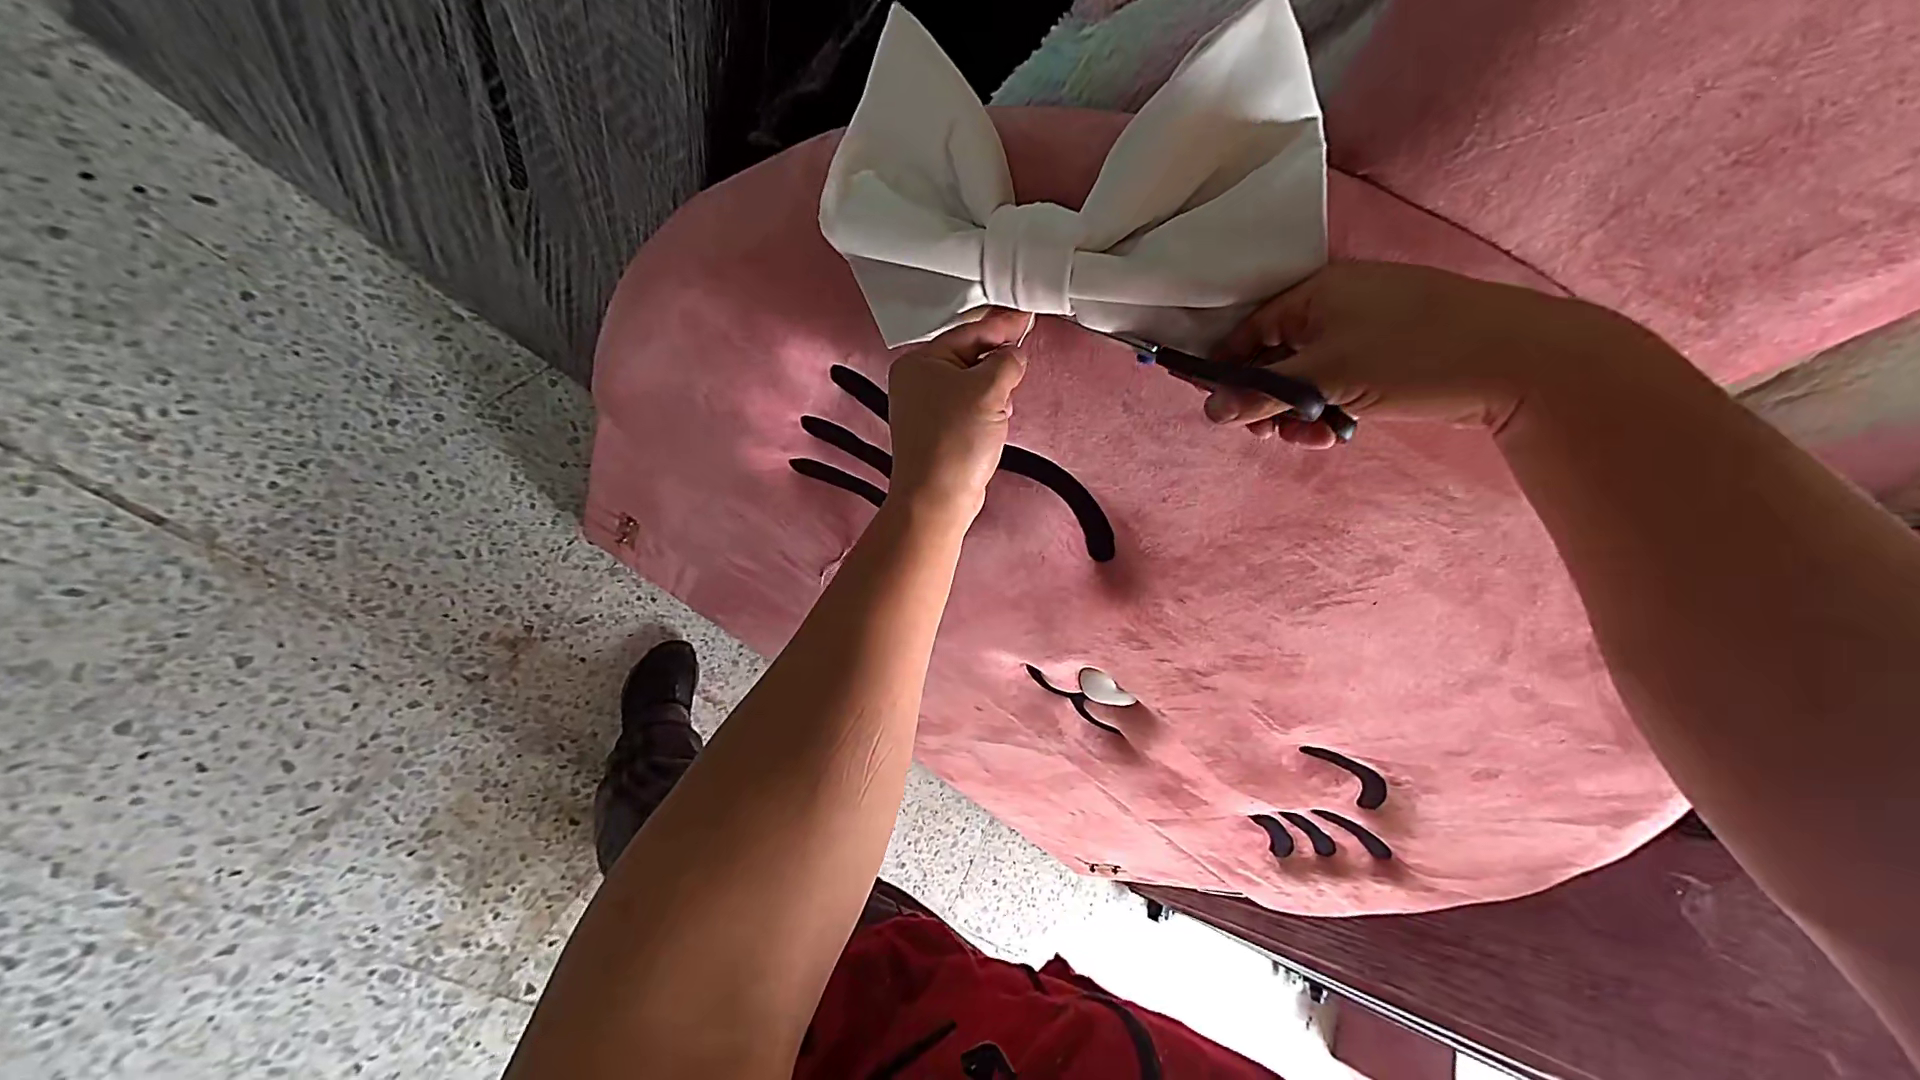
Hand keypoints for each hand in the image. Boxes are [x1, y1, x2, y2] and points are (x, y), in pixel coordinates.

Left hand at [885, 308, 1033, 519]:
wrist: (939, 497)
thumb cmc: (950, 447)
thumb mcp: (989, 389)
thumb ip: (1007, 361)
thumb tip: (1014, 355)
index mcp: (919, 362)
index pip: (968, 331)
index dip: (1001, 326)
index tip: (1023, 320)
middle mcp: (917, 383)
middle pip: (969, 356)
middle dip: (998, 364)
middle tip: (1019, 363)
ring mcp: (927, 408)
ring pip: (973, 384)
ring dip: (994, 391)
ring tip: (1001, 406)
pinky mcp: (940, 430)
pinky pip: (971, 408)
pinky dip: (988, 410)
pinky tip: (994, 422)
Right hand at [1197, 261, 1667, 446]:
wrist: (1521, 363)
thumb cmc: (1411, 356)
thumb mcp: (1325, 377)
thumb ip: (1261, 396)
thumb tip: (1208, 412)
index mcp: (1314, 292)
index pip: (1246, 332)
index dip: (1227, 372)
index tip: (1219, 410)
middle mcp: (1334, 305)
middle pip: (1272, 358)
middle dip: (1265, 402)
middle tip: (1263, 435)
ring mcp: (1362, 331)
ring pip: (1304, 378)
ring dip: (1295, 414)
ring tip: (1306, 439)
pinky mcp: (1384, 358)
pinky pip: (1335, 384)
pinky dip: (1326, 411)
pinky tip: (1332, 435)